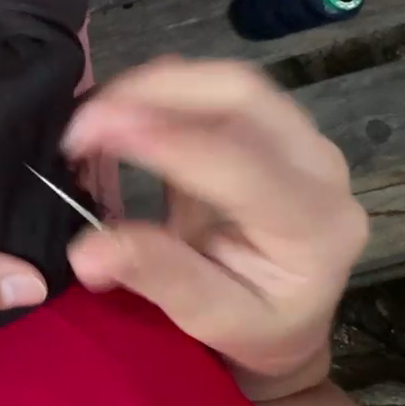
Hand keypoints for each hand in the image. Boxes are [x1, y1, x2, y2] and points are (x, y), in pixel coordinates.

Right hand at [64, 58, 367, 399]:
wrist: (286, 316)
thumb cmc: (253, 325)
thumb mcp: (209, 317)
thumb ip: (156, 276)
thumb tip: (86, 251)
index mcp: (316, 225)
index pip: (240, 165)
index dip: (165, 140)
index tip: (95, 132)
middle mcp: (318, 166)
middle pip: (241, 95)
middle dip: (155, 92)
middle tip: (87, 117)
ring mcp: (298, 138)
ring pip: (226, 80)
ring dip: (152, 86)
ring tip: (93, 114)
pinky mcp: (269, 124)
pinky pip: (214, 86)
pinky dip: (159, 88)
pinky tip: (118, 109)